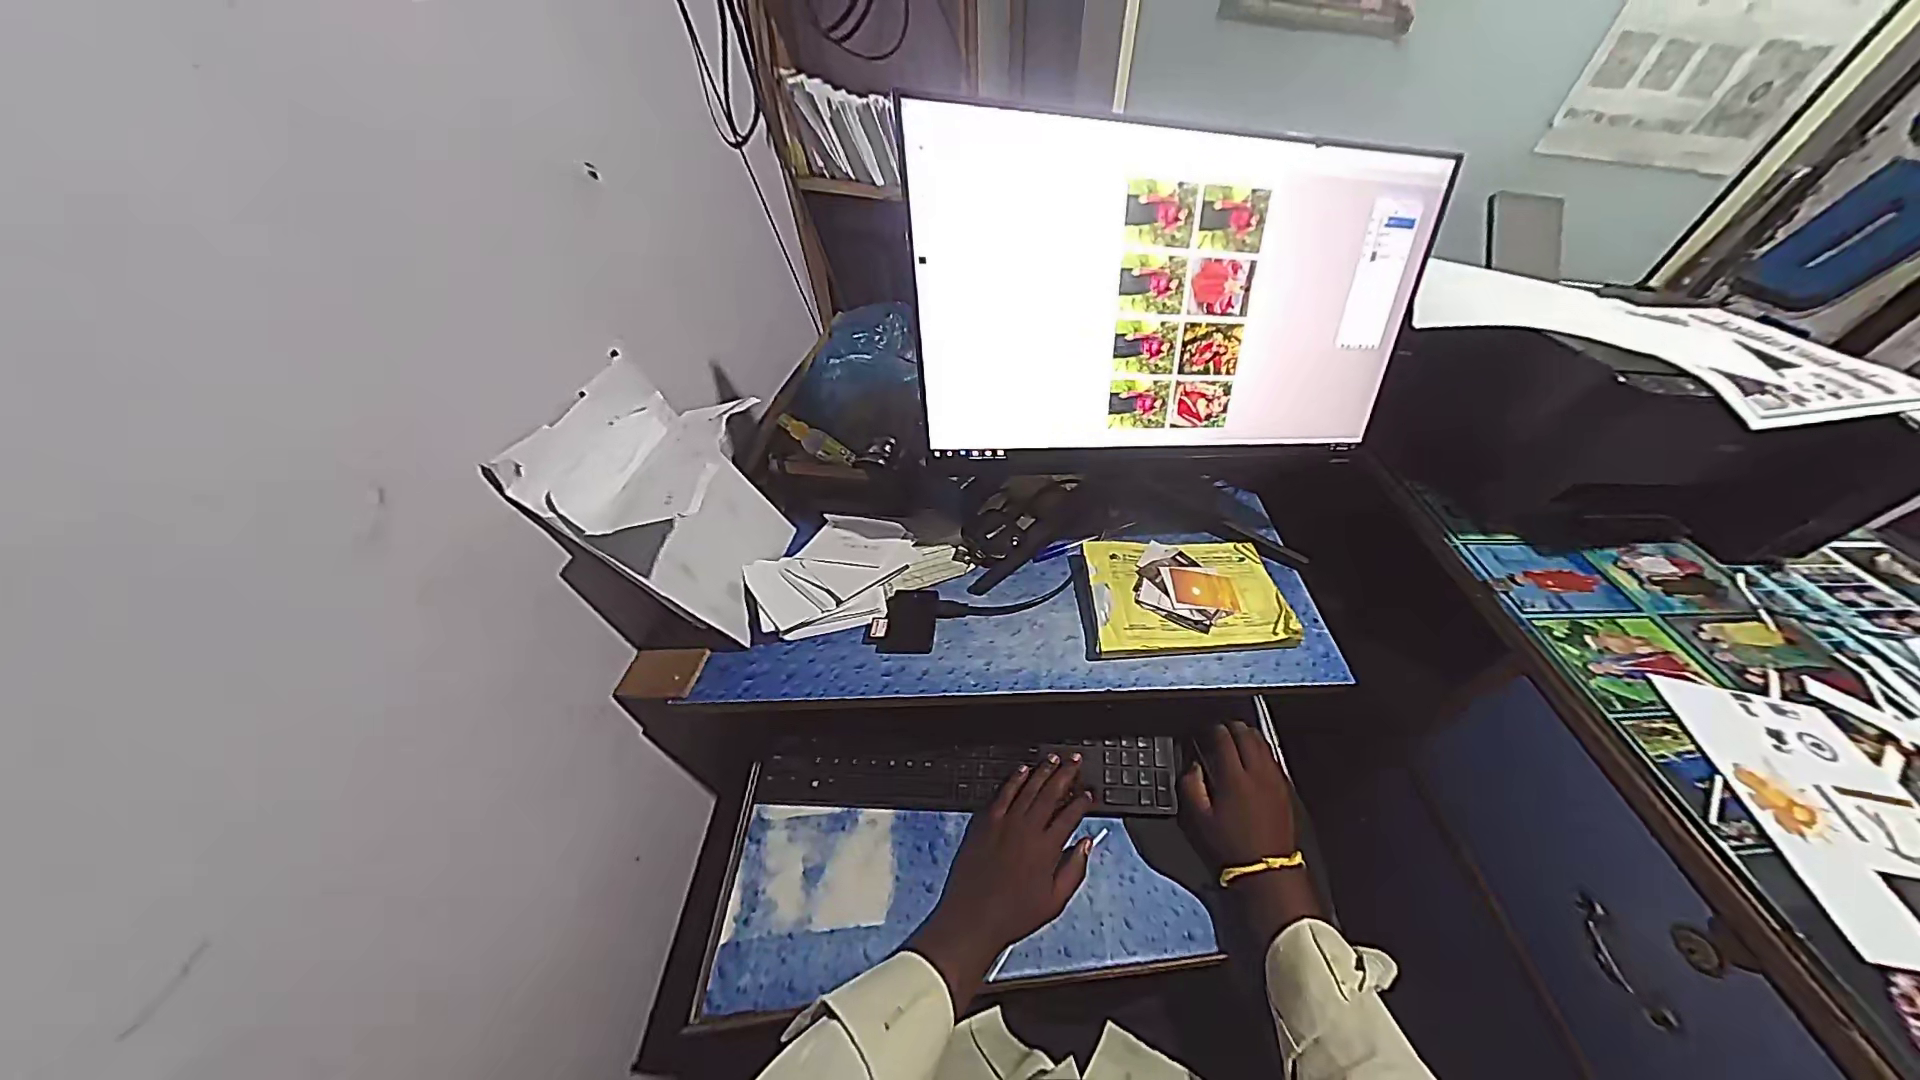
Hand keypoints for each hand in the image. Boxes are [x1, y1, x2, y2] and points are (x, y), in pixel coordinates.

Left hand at [908, 754, 1094, 1013]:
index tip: (1089, 793)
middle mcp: (1027, 830)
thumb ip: (1075, 869)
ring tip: (1054, 758)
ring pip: (1028, 787)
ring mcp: (1005, 823)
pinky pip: (1003, 792)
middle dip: (1066, 774)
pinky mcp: (985, 821)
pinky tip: (1023, 770)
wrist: (973, 917)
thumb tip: (1085, 844)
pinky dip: (1014, 779)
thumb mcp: (1055, 900)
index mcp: (1047, 848)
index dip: (1083, 801)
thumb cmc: (1012, 914)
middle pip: (1051, 793)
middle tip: (1075, 761)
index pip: (1071, 815)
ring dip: (1043, 771)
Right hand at [1180, 721, 1319, 945]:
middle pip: (1247, 735)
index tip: (1205, 730)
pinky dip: (1262, 750)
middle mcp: (1257, 774)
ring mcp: (1274, 781)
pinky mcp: (1285, 790)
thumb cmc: (1231, 846)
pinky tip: (1254, 756)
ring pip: (1264, 744)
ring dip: (1249, 735)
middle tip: (1221, 728)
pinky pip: (1274, 759)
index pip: (1223, 738)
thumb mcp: (1197, 818)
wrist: (1266, 869)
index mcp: (1233, 778)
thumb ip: (1190, 785)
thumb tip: (1192, 767)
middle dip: (1232, 727)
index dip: (1212, 729)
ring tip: (1237, 736)